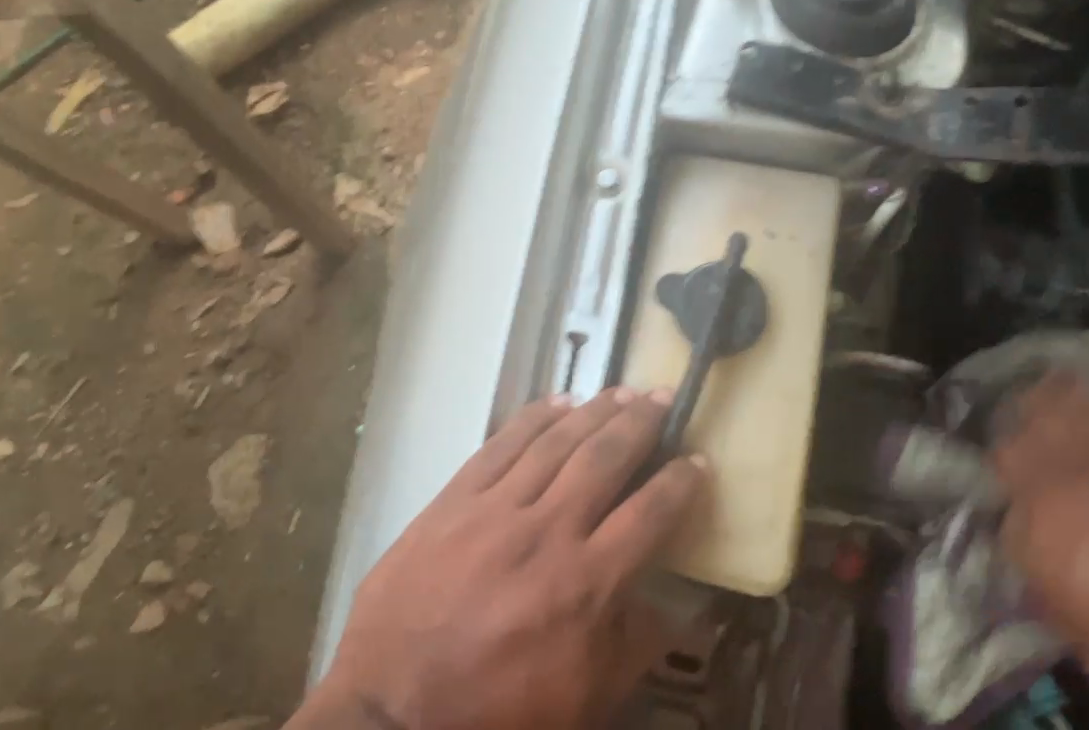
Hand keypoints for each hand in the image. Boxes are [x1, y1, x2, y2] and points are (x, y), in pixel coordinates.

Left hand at [300, 387, 706, 729]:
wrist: (391, 715)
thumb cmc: (499, 712)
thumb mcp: (586, 696)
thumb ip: (639, 642)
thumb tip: (688, 608)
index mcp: (586, 583)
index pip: (650, 513)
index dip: (680, 481)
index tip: (697, 460)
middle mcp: (546, 533)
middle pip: (605, 458)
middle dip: (641, 423)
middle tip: (663, 397)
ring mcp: (494, 511)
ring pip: (556, 442)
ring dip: (595, 411)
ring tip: (622, 391)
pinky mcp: (452, 502)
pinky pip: (500, 445)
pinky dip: (534, 418)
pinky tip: (559, 401)